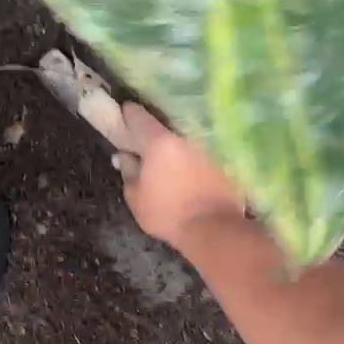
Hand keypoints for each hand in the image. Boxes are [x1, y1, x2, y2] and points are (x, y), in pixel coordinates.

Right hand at [113, 103, 243, 243]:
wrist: (213, 228)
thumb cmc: (166, 212)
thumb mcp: (135, 197)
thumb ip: (128, 172)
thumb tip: (125, 157)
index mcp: (159, 142)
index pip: (138, 116)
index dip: (127, 114)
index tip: (122, 116)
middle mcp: (184, 138)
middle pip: (163, 127)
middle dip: (151, 133)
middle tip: (141, 143)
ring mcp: (206, 148)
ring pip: (183, 140)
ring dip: (173, 148)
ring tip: (165, 162)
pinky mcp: (222, 162)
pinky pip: (199, 154)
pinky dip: (190, 160)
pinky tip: (185, 174)